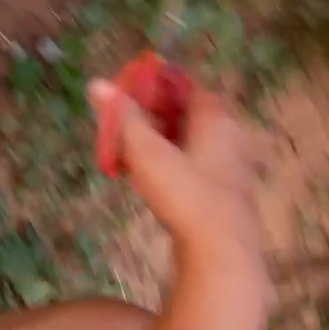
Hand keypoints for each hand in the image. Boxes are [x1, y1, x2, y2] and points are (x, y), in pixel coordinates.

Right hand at [89, 79, 268, 307]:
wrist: (218, 246)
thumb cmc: (183, 191)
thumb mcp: (145, 151)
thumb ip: (123, 117)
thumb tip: (97, 84)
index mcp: (217, 120)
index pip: (189, 89)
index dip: (159, 88)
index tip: (128, 95)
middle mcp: (231, 136)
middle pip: (189, 115)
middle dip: (155, 117)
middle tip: (121, 126)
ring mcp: (230, 165)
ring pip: (190, 142)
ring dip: (160, 142)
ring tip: (127, 153)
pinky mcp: (223, 190)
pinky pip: (193, 164)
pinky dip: (170, 162)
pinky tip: (148, 177)